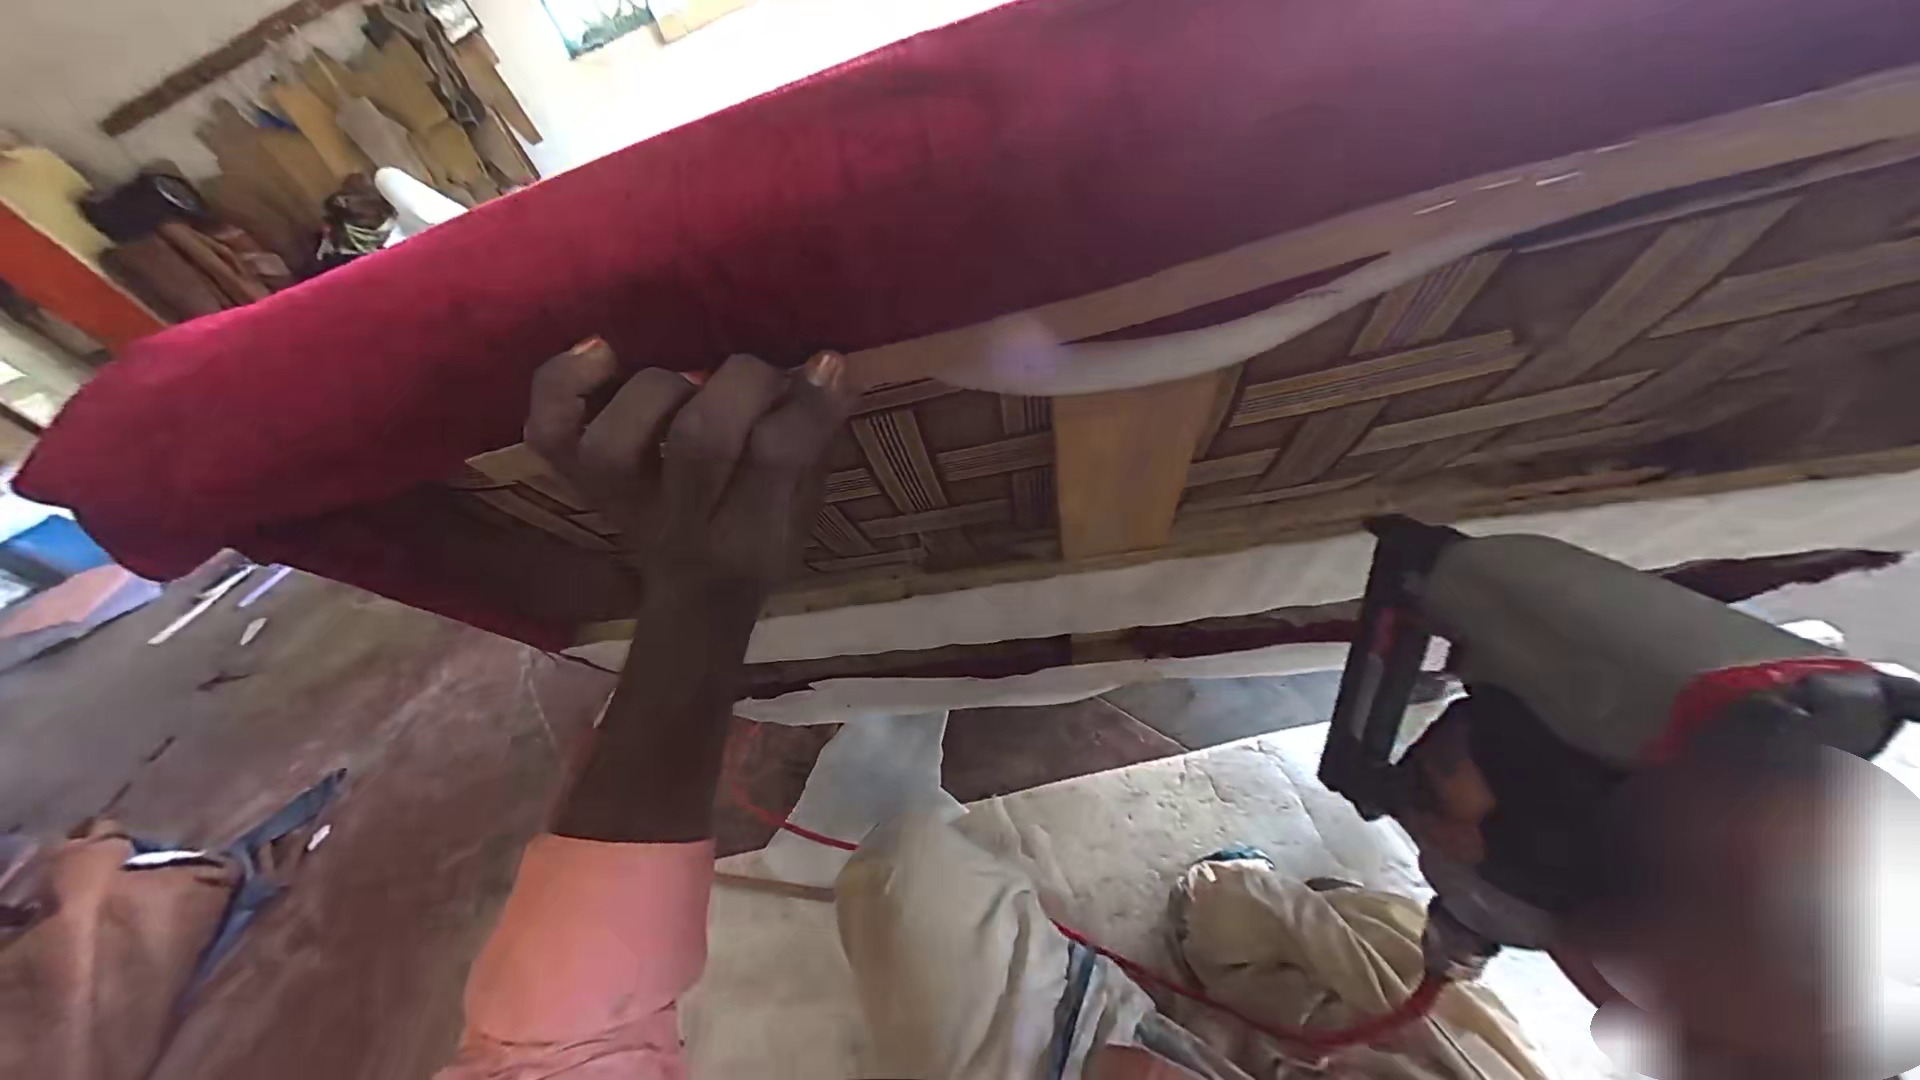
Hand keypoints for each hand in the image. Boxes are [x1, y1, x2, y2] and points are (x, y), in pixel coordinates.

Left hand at [529, 342, 855, 842]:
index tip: (830, 365)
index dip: (804, 405)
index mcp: (749, 538)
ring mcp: (621, 506)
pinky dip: (564, 381)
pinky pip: (551, 432)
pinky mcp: (580, 484)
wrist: (695, 597)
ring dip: (669, 389)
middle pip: (700, 438)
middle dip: (745, 385)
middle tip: (768, 376)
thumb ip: (814, 448)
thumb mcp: (805, 513)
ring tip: (701, 385)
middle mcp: (680, 524)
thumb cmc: (763, 552)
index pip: (773, 459)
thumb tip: (831, 370)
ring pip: (625, 435)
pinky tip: (604, 353)